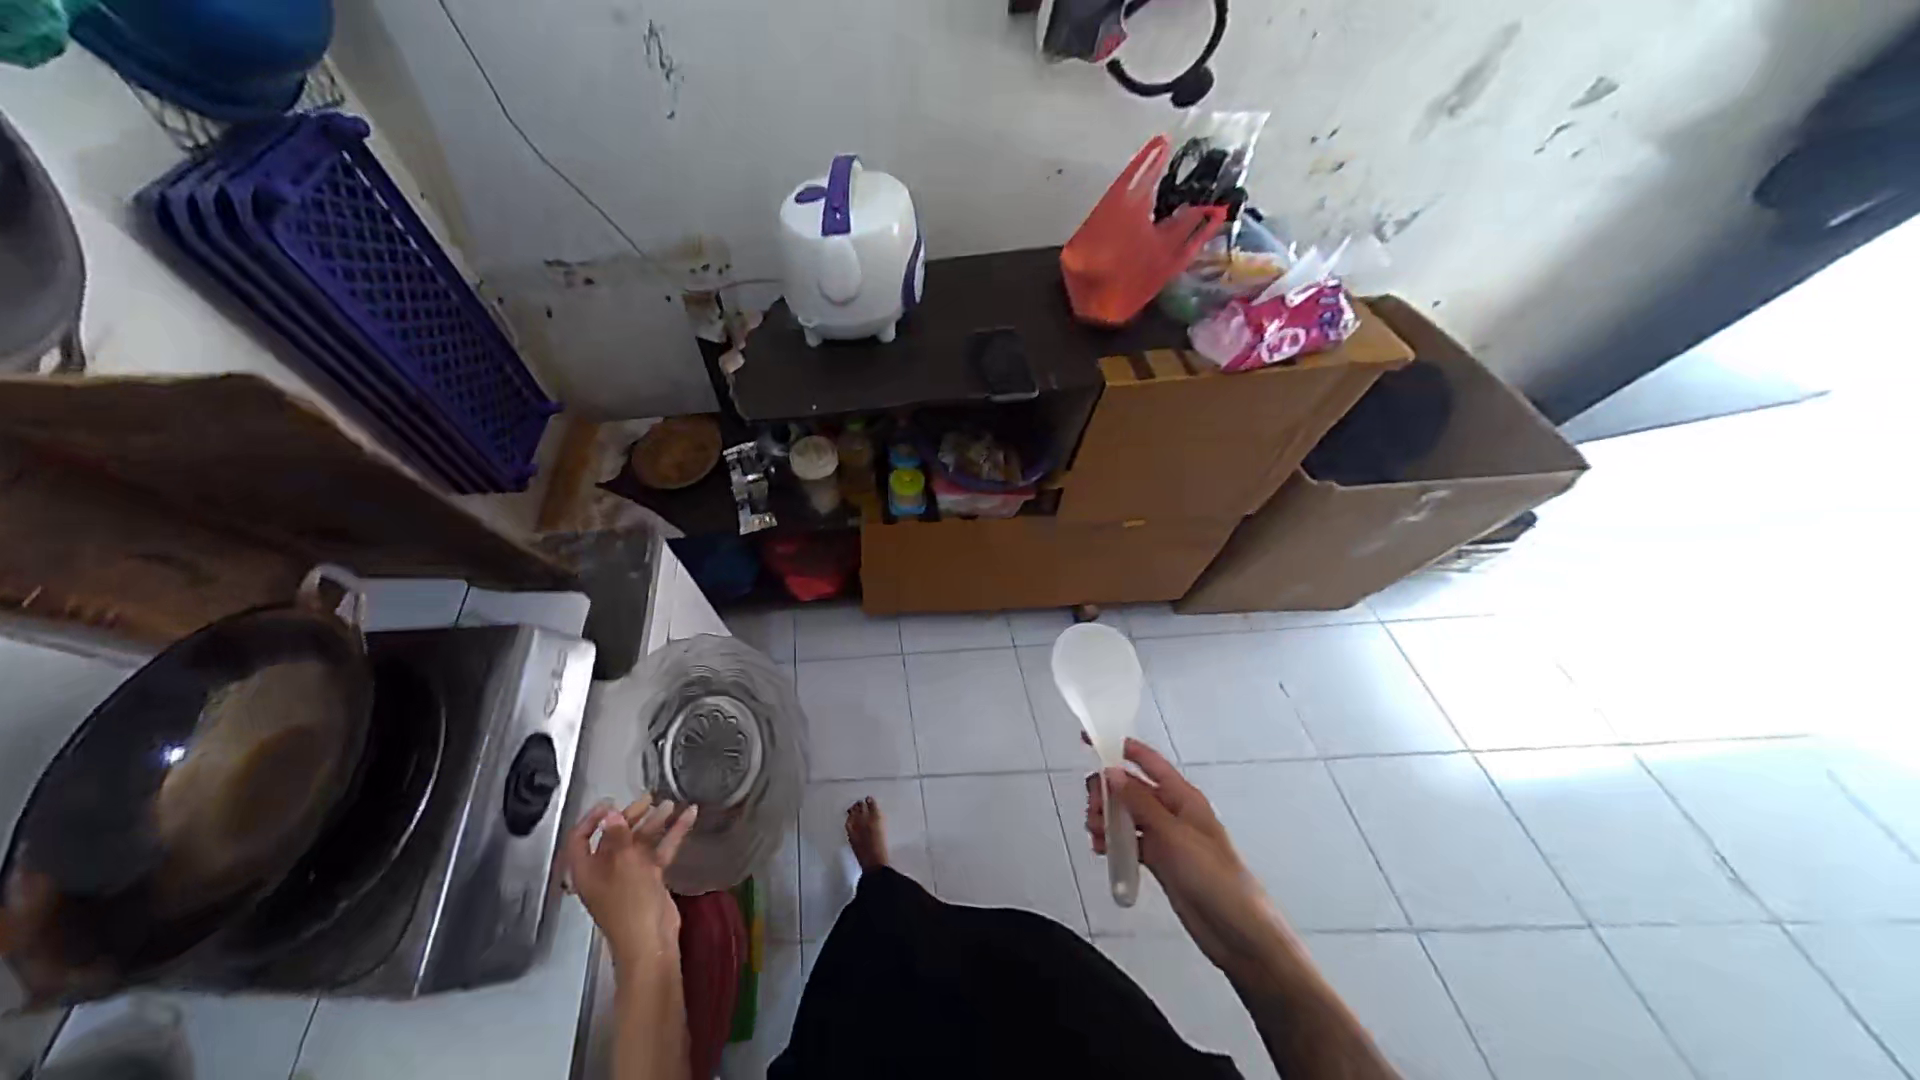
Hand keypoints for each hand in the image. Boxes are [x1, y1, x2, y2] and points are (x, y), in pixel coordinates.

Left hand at [562, 796, 697, 971]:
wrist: (650, 941)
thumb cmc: (629, 904)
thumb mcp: (623, 865)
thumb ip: (618, 836)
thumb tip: (610, 814)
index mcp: (587, 870)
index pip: (580, 839)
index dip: (591, 819)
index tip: (610, 801)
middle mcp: (604, 871)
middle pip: (614, 837)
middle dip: (631, 816)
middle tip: (648, 799)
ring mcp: (628, 875)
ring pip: (640, 842)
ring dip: (654, 823)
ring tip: (671, 803)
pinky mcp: (650, 880)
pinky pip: (658, 851)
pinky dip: (672, 835)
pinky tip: (688, 817)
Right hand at [1086, 739, 1291, 978]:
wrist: (1238, 934)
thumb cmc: (1217, 880)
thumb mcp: (1174, 836)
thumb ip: (1140, 804)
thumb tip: (1112, 773)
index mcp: (1183, 797)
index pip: (1147, 761)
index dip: (1120, 748)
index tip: (1091, 740)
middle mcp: (1173, 812)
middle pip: (1131, 789)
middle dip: (1107, 793)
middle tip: (1093, 808)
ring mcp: (1166, 837)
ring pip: (1127, 816)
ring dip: (1107, 819)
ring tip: (1096, 833)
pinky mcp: (1160, 861)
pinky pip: (1131, 842)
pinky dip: (1114, 843)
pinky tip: (1103, 849)